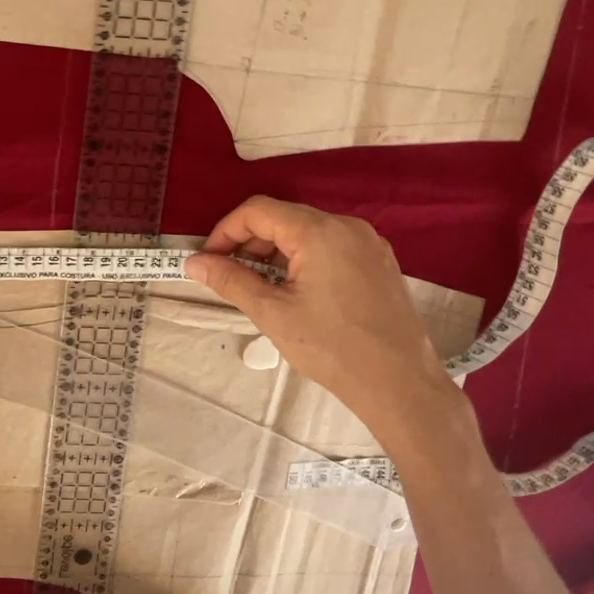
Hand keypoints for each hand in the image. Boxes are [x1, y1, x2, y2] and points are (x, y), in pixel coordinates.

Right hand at [183, 197, 465, 444]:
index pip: (258, 211)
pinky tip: (294, 290)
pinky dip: (302, 258)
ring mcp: (368, 243)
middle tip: (230, 275)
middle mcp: (346, 226)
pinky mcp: (379, 261)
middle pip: (283, 217)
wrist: (399, 383)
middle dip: (249, 241)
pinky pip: (330, 245)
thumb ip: (230, 280)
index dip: (225, 231)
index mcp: (319, 232)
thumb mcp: (272, 313)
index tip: (209, 261)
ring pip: (307, 231)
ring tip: (259, 286)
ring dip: (274, 250)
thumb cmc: (331, 348)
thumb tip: (194, 262)